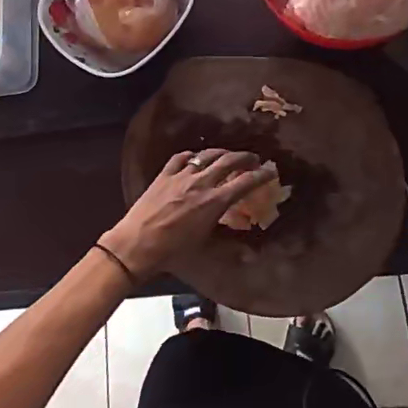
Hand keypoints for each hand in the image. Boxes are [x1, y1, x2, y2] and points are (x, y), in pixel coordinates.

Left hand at [101, 149, 268, 276]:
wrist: (136, 244)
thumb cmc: (172, 252)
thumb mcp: (205, 249)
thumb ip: (229, 246)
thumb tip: (250, 253)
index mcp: (215, 202)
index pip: (245, 182)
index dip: (262, 175)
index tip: (271, 171)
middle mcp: (200, 183)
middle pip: (229, 161)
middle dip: (245, 158)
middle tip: (253, 160)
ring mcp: (180, 176)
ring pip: (206, 155)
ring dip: (222, 153)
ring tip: (228, 155)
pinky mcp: (163, 175)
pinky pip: (181, 157)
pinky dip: (193, 155)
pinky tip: (196, 157)